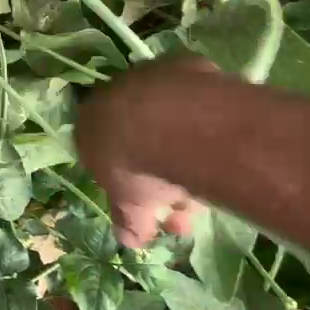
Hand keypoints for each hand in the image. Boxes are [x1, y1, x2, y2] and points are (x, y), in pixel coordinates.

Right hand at [77, 56, 212, 247]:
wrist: (170, 121)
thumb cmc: (138, 165)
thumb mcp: (132, 204)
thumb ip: (129, 220)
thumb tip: (127, 243)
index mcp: (88, 126)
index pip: (106, 155)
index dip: (134, 185)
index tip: (159, 209)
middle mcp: (109, 97)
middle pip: (138, 134)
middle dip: (163, 171)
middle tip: (192, 203)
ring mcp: (144, 78)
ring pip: (167, 115)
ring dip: (185, 144)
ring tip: (216, 178)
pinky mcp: (179, 65)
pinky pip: (193, 95)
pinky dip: (203, 115)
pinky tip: (221, 137)